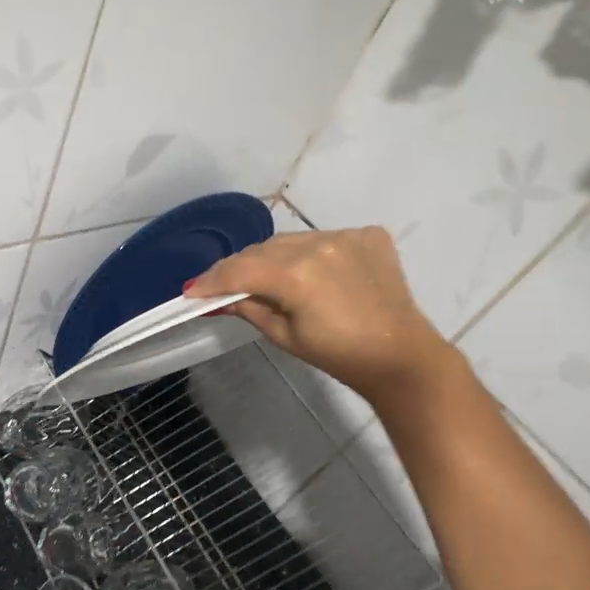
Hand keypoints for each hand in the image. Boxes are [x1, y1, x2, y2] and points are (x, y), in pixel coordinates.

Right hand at [183, 227, 452, 401]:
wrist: (397, 354)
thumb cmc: (336, 354)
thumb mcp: (284, 335)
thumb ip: (250, 308)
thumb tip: (218, 299)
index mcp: (296, 274)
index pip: (240, 270)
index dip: (211, 280)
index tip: (191, 291)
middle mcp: (319, 244)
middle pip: (263, 250)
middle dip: (238, 268)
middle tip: (220, 286)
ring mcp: (346, 236)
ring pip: (292, 241)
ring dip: (272, 258)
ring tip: (263, 279)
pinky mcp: (368, 235)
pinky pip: (324, 239)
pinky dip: (308, 254)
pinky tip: (310, 275)